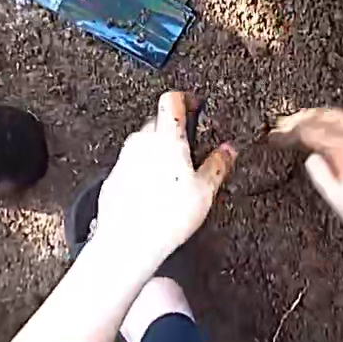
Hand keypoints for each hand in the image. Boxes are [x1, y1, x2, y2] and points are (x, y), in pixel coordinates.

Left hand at [92, 92, 236, 271]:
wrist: (127, 242)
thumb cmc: (166, 216)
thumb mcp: (205, 190)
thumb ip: (218, 164)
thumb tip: (228, 150)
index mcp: (166, 138)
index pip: (172, 99)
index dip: (186, 98)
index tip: (196, 105)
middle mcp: (142, 142)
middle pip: (158, 121)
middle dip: (174, 130)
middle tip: (191, 148)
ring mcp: (125, 159)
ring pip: (144, 143)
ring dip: (159, 151)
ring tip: (175, 175)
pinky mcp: (114, 177)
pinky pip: (133, 164)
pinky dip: (145, 170)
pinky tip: (156, 192)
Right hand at [270, 108, 342, 255]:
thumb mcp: (342, 202)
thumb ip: (323, 176)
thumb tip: (312, 160)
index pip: (314, 130)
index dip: (292, 129)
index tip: (281, 131)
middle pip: (334, 116)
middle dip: (311, 115)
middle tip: (296, 119)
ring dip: (334, 122)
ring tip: (321, 129)